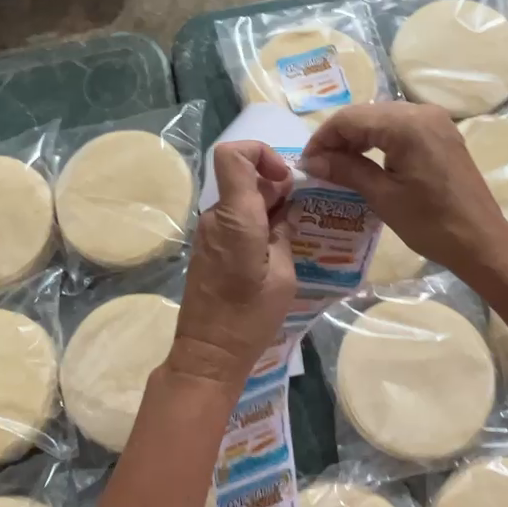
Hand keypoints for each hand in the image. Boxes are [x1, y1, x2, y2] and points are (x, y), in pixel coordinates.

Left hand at [171, 141, 298, 388]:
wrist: (208, 353)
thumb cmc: (249, 317)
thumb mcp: (283, 276)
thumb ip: (284, 234)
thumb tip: (286, 211)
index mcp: (236, 218)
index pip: (233, 155)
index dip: (260, 152)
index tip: (285, 178)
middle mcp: (216, 217)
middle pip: (242, 176)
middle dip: (274, 184)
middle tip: (300, 211)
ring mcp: (208, 232)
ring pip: (239, 198)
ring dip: (266, 205)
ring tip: (292, 232)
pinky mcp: (207, 248)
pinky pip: (233, 219)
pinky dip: (255, 222)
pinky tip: (275, 248)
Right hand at [300, 103, 507, 274]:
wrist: (481, 242)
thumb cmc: (431, 223)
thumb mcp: (383, 197)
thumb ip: (346, 170)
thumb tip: (312, 161)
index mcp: (407, 124)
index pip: (350, 118)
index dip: (323, 138)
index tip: (306, 164)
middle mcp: (422, 112)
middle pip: (366, 114)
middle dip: (339, 138)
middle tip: (319, 166)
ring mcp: (436, 121)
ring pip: (382, 119)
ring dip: (358, 139)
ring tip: (338, 167)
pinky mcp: (442, 134)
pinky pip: (401, 128)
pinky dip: (379, 141)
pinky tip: (366, 163)